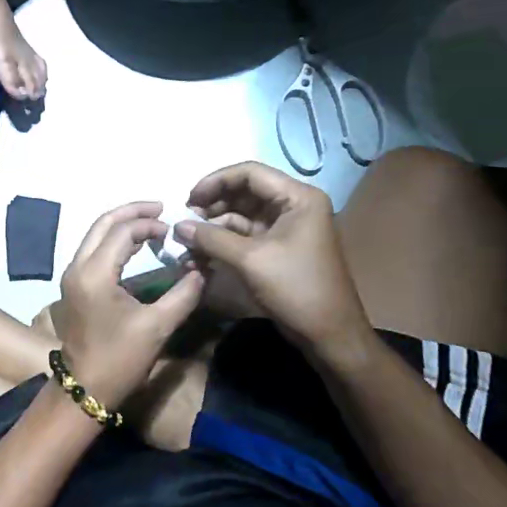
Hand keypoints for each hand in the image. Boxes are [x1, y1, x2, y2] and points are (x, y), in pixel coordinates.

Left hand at [51, 202, 204, 411]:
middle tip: (161, 209)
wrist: (85, 392)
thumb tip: (201, 269)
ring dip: (123, 225)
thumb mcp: (158, 326)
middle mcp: (77, 267)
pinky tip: (137, 247)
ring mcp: (72, 276)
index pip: (122, 231)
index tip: (173, 232)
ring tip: (153, 225)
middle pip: (103, 223)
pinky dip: (115, 241)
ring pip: (96, 234)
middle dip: (132, 212)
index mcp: (94, 273)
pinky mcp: (74, 286)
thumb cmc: (120, 358)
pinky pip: (94, 249)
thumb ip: (183, 293)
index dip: (149, 225)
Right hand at [176, 162, 369, 353]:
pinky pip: (249, 234)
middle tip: (186, 220)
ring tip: (189, 238)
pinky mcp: (281, 247)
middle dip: (214, 204)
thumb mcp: (251, 260)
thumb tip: (178, 227)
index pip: (250, 173)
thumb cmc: (295, 288)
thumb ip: (212, 239)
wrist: (329, 333)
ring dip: (217, 224)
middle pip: (247, 191)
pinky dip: (226, 240)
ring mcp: (288, 227)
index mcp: (298, 197)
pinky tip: (203, 250)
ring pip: (245, 214)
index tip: (189, 199)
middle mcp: (295, 205)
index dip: (216, 181)